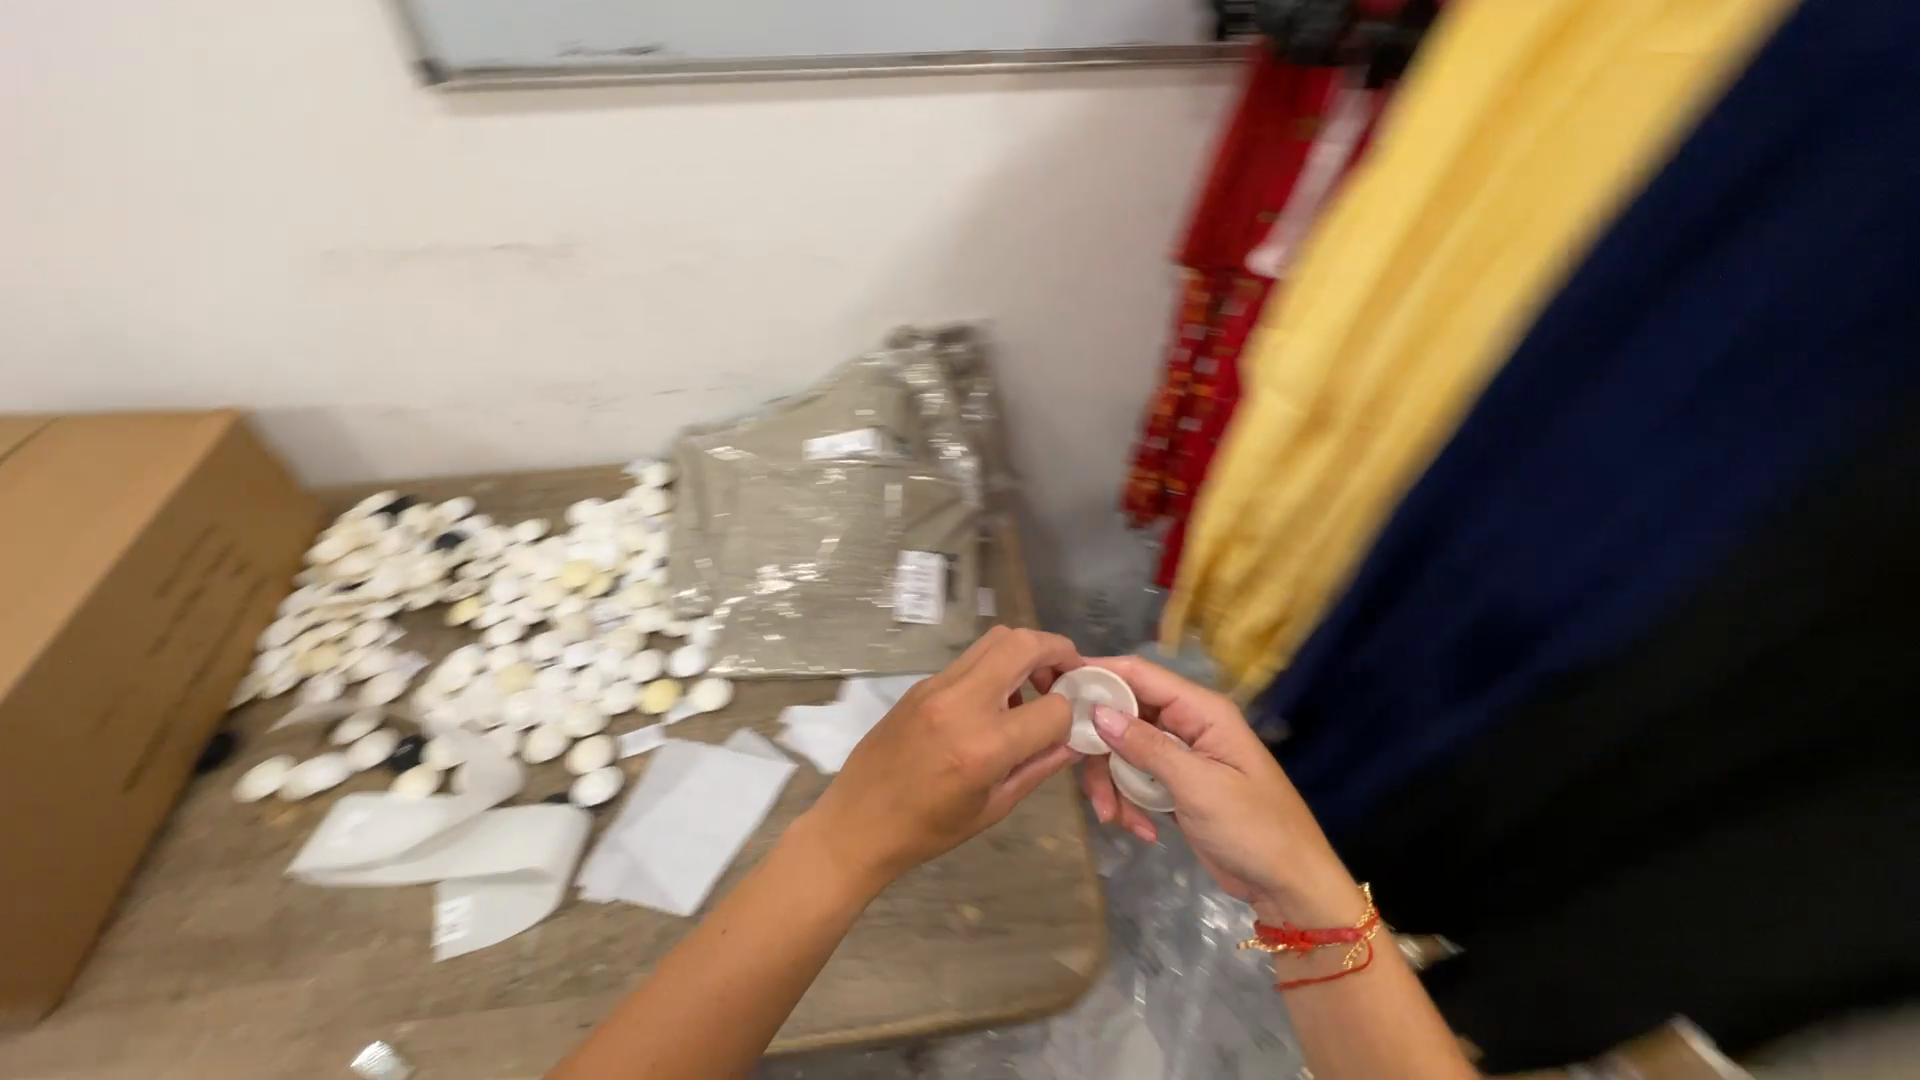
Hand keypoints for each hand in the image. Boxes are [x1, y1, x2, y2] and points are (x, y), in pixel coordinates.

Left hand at [799, 627, 1084, 888]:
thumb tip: (1074, 738)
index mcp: (984, 747)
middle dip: (1057, 651)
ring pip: (995, 639)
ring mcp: (937, 687)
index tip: (1071, 724)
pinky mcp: (921, 684)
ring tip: (1034, 685)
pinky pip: (970, 658)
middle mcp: (961, 704)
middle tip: (1069, 673)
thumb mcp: (994, 807)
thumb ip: (1039, 766)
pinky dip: (996, 666)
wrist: (857, 823)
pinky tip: (996, 700)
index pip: (1053, 707)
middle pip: (1023, 645)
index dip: (1071, 715)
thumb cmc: (928, 830)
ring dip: (1026, 652)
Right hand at [1078, 656, 1362, 924]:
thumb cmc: (1254, 828)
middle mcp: (1187, 724)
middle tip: (1086, 781)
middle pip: (1124, 716)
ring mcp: (1180, 756)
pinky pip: (1135, 780)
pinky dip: (1129, 803)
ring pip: (1123, 752)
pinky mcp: (1174, 786)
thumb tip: (1098, 712)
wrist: (1289, 888)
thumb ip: (1146, 746)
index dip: (1098, 675)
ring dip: (1113, 784)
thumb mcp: (1198, 786)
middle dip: (1102, 750)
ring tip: (1115, 819)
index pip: (1140, 675)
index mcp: (1201, 711)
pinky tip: (1140, 831)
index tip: (1056, 688)